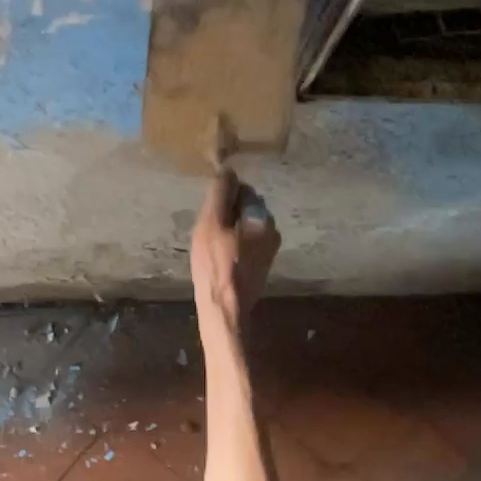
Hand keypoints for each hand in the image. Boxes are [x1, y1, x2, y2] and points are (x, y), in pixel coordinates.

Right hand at [191, 170, 279, 328]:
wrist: (225, 309)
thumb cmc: (216, 265)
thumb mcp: (212, 223)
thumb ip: (220, 194)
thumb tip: (227, 171)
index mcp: (264, 218)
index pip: (244, 191)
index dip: (223, 197)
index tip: (208, 212)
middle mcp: (272, 233)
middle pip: (246, 210)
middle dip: (227, 214)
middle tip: (208, 230)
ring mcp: (267, 253)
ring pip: (245, 229)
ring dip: (228, 232)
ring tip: (211, 246)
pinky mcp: (259, 269)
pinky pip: (244, 247)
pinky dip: (232, 247)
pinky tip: (218, 260)